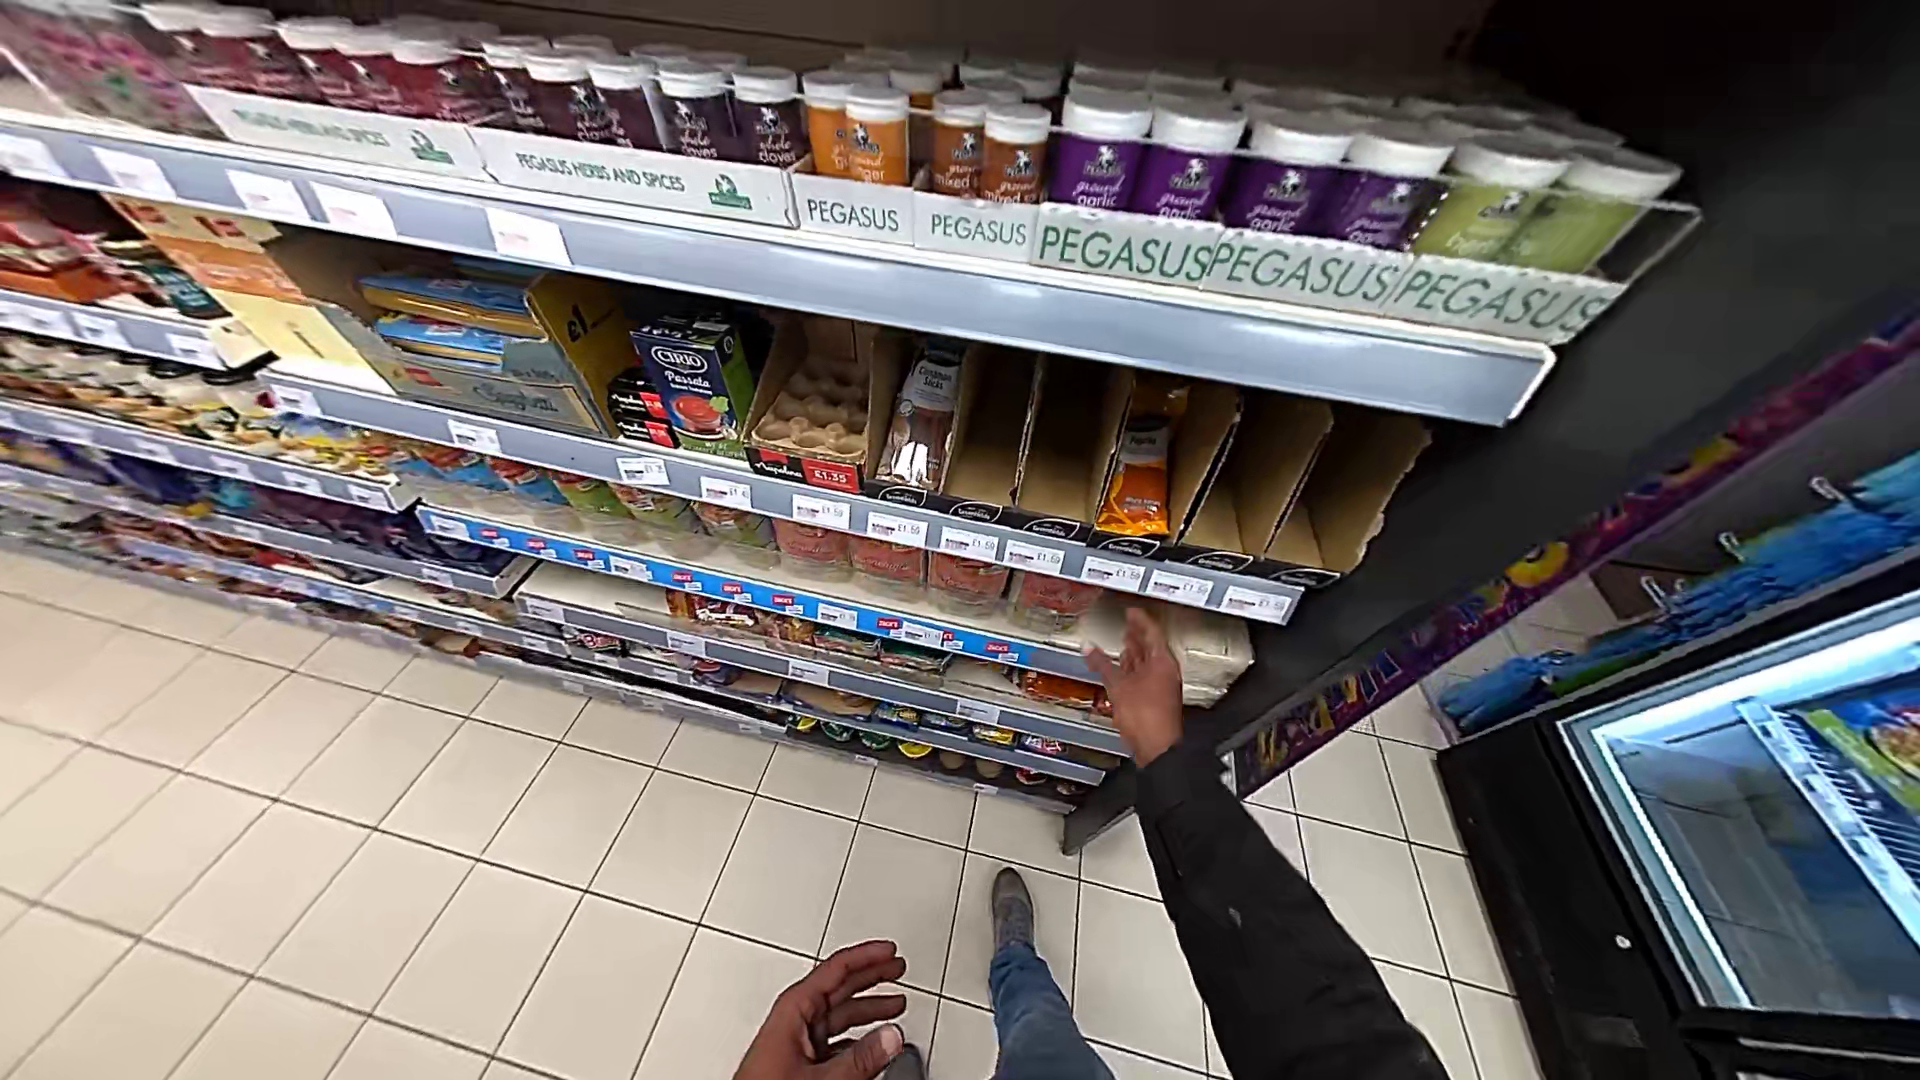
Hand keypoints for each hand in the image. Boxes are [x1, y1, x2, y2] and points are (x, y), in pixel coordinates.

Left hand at [733, 939, 908, 1079]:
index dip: (867, 955)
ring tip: (894, 1004)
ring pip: (839, 1014)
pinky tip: (871, 1043)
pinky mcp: (797, 1062)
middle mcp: (795, 1018)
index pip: (837, 967)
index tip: (890, 950)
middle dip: (872, 976)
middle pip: (840, 986)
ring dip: (868, 1009)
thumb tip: (891, 1036)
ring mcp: (795, 1040)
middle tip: (897, 967)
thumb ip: (858, 1058)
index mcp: (794, 1007)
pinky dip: (856, 1037)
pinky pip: (834, 1040)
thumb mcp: (819, 1077)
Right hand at [1084, 607, 1183, 764]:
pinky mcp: (1155, 698)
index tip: (1131, 612)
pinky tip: (1123, 669)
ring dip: (1135, 651)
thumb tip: (1088, 648)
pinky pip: (1145, 675)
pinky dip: (1133, 668)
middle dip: (1137, 634)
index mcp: (1161, 662)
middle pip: (1151, 646)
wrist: (1156, 747)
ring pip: (1148, 661)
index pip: (1151, 632)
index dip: (1140, 620)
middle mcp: (1165, 671)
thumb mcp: (1117, 685)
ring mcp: (1161, 685)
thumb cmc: (1144, 716)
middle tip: (1127, 624)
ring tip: (1124, 642)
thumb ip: (1101, 664)